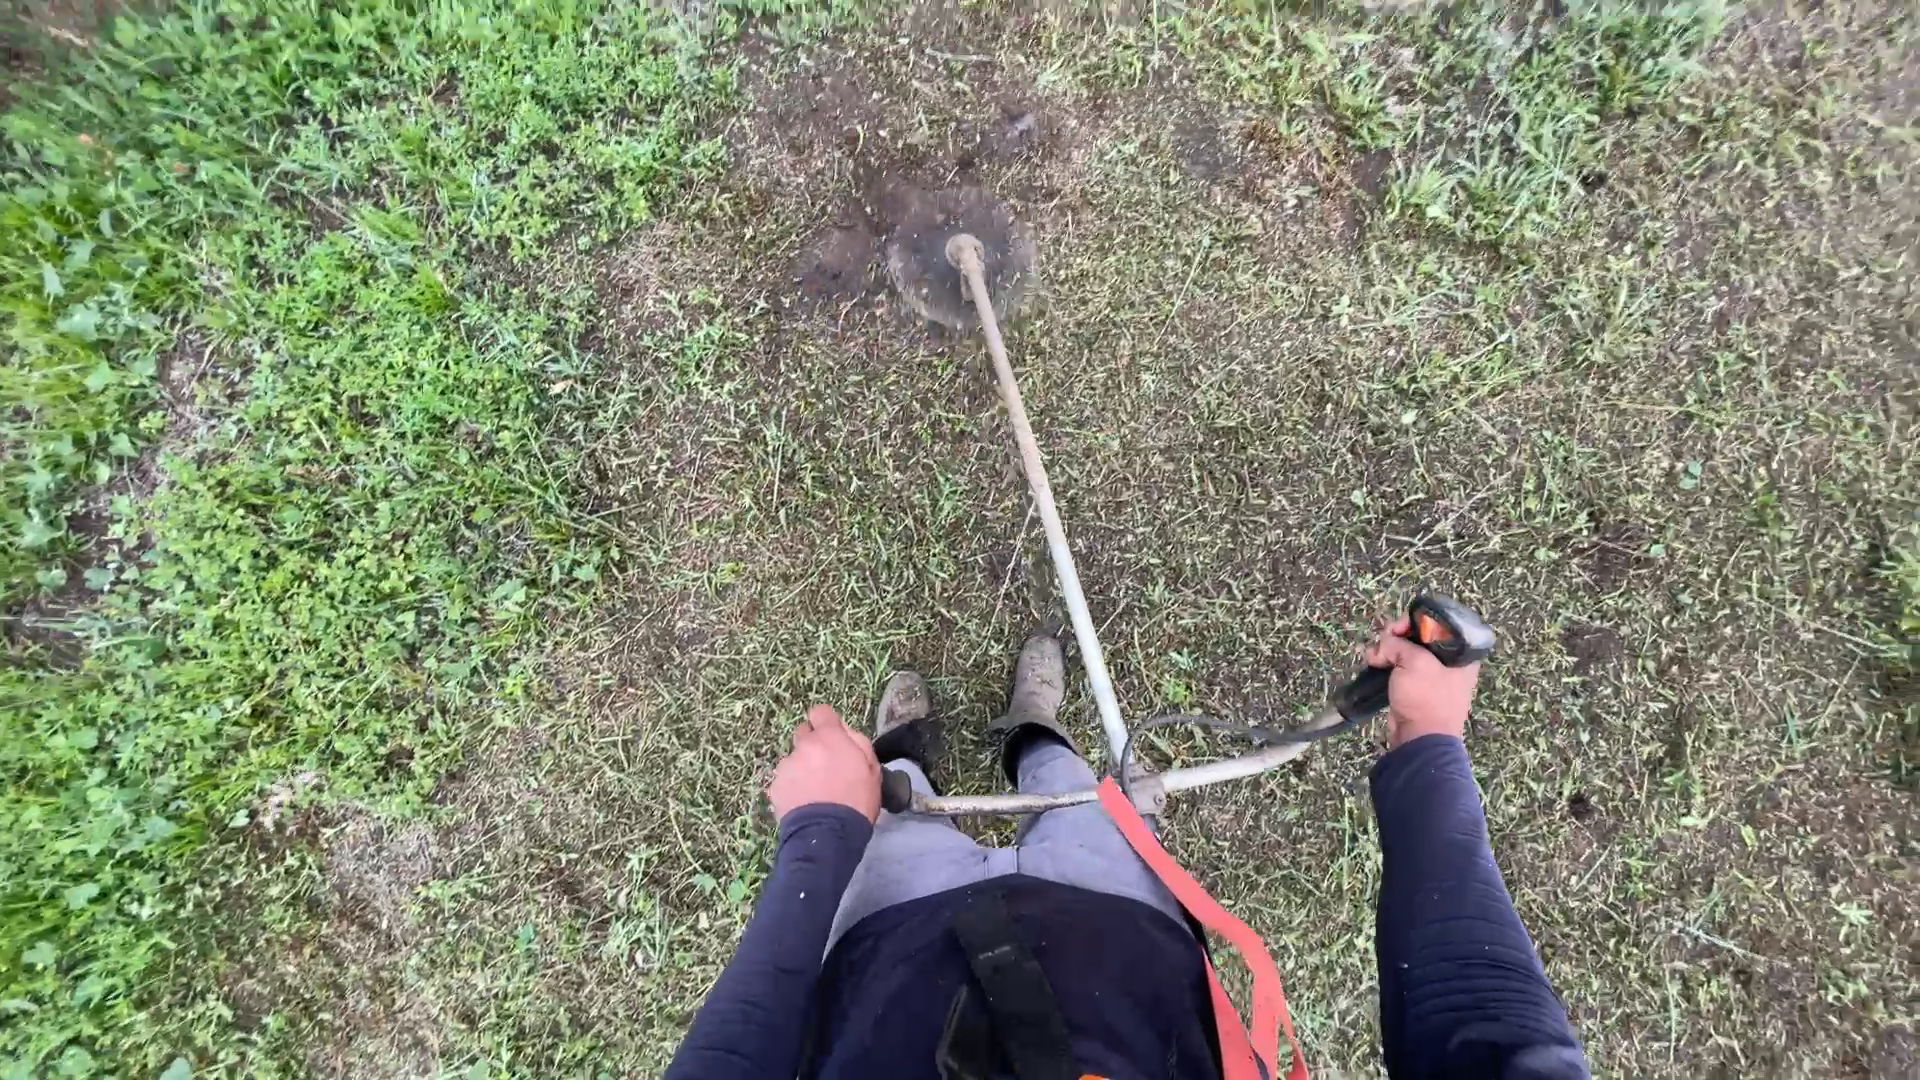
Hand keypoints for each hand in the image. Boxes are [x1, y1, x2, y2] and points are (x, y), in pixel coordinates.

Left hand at [767, 704, 881, 822]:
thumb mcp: (872, 769)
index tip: (833, 736)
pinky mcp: (775, 786)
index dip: (826, 722)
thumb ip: (858, 743)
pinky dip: (792, 786)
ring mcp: (786, 766)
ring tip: (814, 790)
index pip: (820, 712)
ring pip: (794, 758)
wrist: (827, 835)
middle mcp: (804, 746)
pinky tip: (804, 802)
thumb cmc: (856, 800)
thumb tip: (846, 733)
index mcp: (829, 737)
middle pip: (804, 733)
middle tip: (825, 765)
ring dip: (802, 767)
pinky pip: (785, 779)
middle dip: (813, 743)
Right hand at [1365, 616, 1481, 748]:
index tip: (1396, 629)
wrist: (1420, 736)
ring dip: (1385, 650)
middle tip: (1382, 645)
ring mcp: (1430, 674)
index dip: (1414, 622)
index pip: (1437, 625)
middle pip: (1417, 636)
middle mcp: (1448, 662)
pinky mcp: (1414, 685)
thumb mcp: (1415, 662)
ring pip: (1404, 650)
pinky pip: (1398, 665)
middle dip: (1395, 638)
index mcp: (1461, 654)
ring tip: (1374, 658)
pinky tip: (1373, 664)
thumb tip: (1384, 645)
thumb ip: (1398, 643)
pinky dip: (1384, 662)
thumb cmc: (1426, 697)